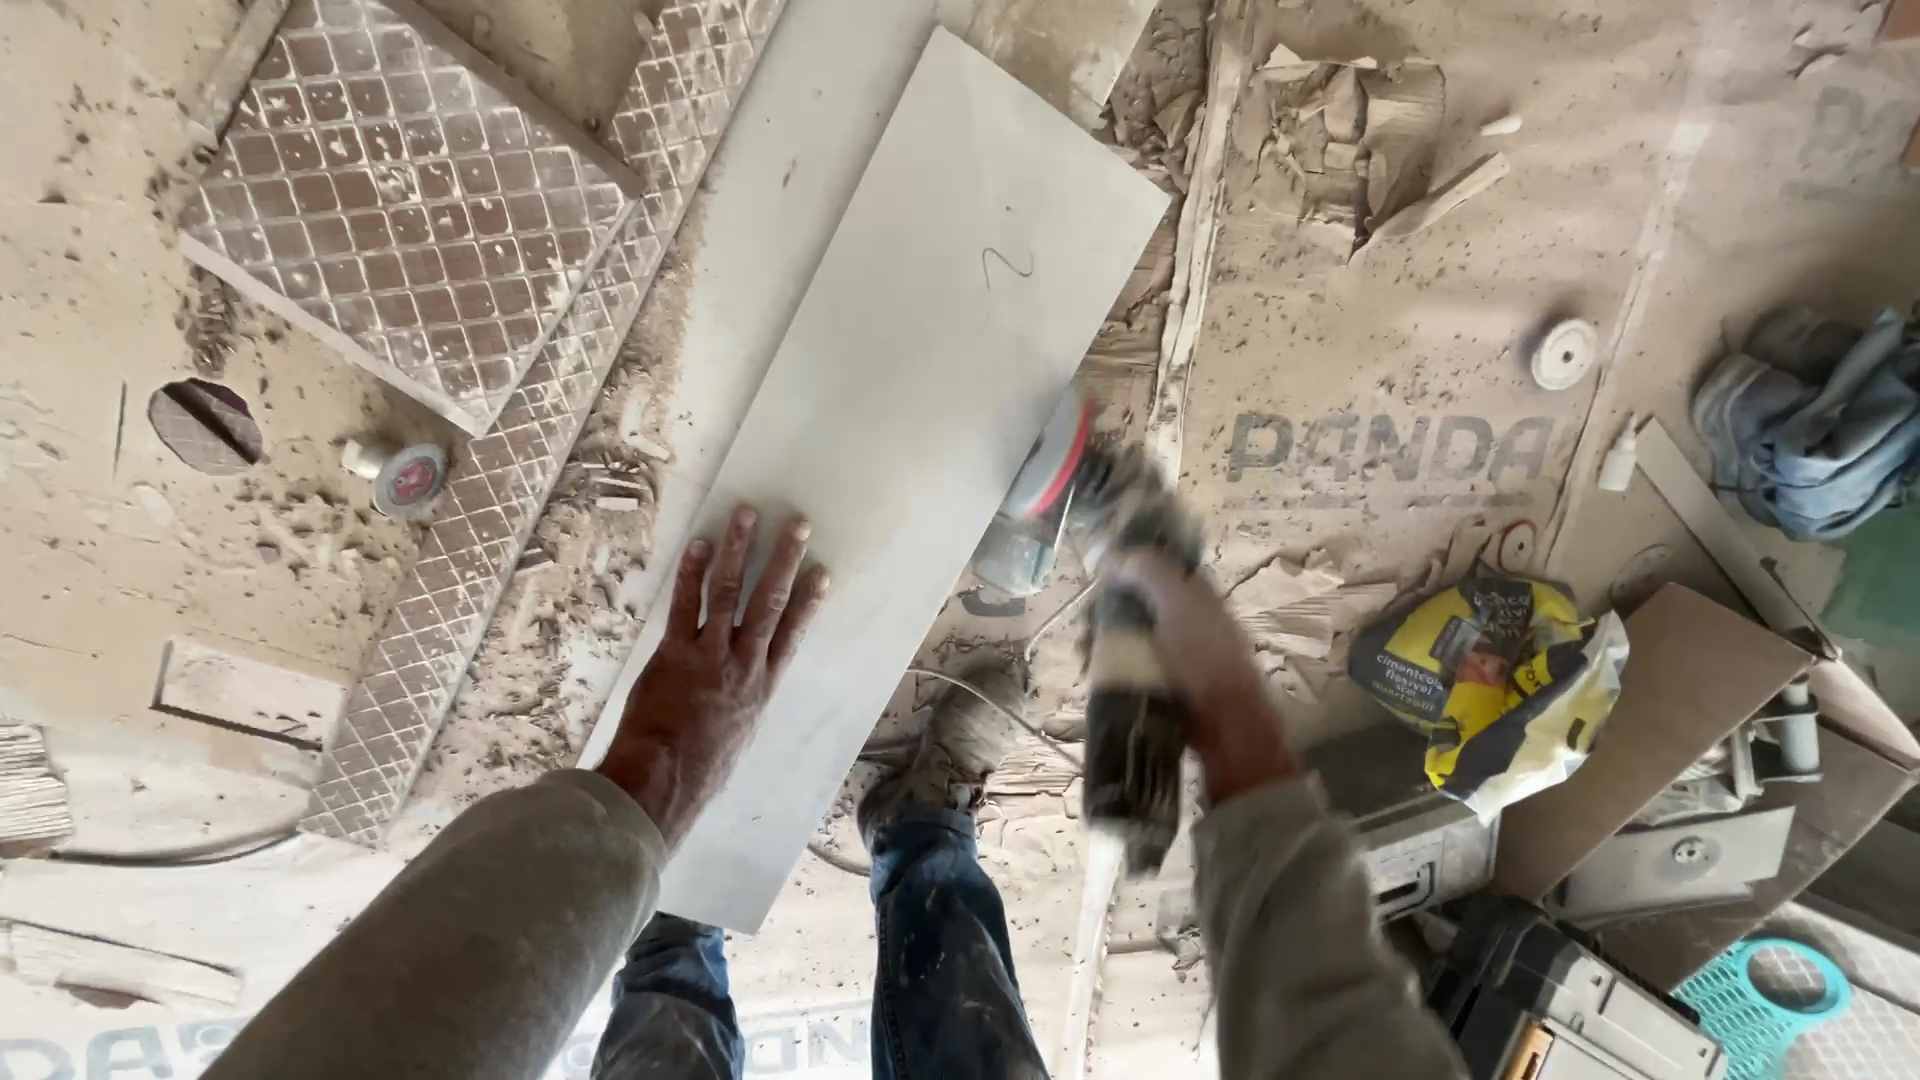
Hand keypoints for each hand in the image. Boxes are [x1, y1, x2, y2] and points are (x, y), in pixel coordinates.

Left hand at [597, 503, 829, 845]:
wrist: (663, 784)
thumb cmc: (703, 769)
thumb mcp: (740, 736)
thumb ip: (744, 703)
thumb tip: (743, 693)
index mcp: (764, 684)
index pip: (793, 632)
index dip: (809, 600)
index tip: (821, 572)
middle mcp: (744, 662)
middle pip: (769, 601)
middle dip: (784, 560)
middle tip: (796, 525)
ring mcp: (709, 653)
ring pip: (729, 593)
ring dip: (740, 551)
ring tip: (747, 516)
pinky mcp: (674, 652)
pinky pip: (684, 605)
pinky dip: (692, 573)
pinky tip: (700, 544)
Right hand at [1103, 549, 1299, 802]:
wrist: (1225, 721)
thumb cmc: (1203, 655)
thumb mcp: (1178, 602)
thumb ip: (1148, 570)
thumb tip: (1112, 556)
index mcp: (1190, 588)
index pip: (1150, 562)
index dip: (1122, 564)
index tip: (1097, 576)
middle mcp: (1179, 612)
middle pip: (1130, 598)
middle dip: (1103, 608)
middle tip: (1087, 623)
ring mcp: (1168, 646)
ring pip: (1122, 630)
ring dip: (1098, 637)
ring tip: (1085, 653)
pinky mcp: (1156, 675)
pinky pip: (1123, 660)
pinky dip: (1105, 661)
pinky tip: (1092, 669)